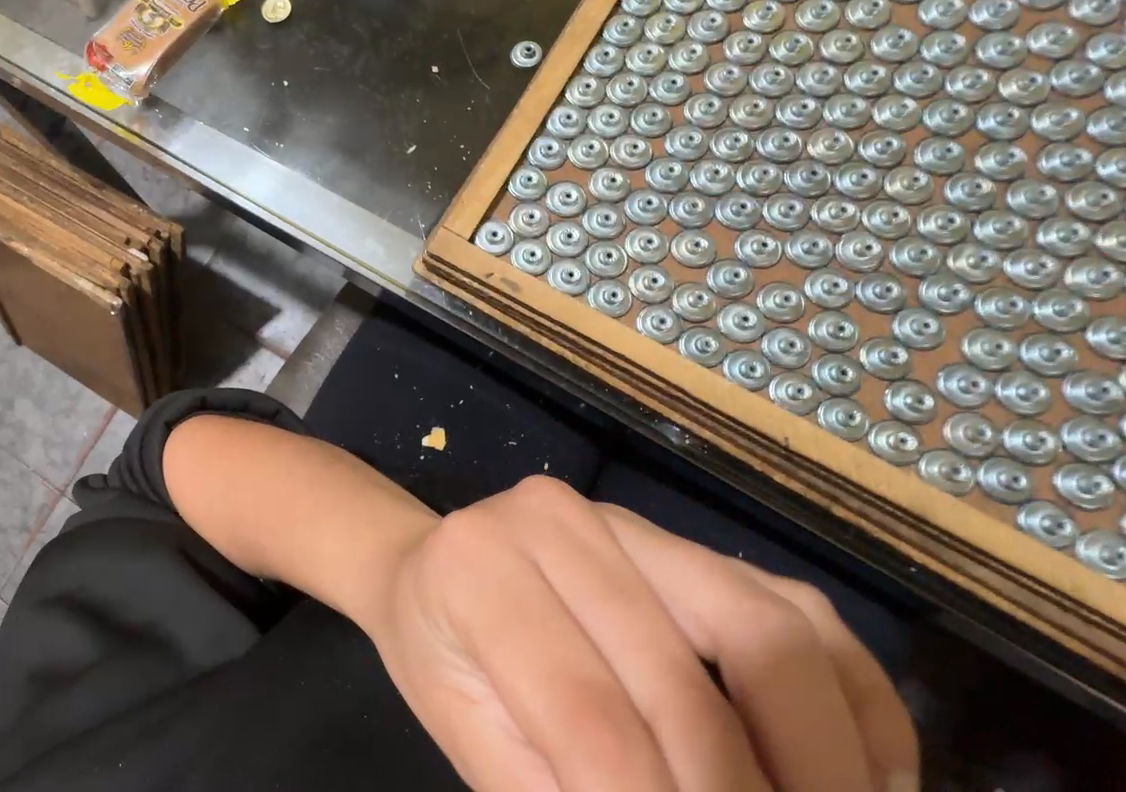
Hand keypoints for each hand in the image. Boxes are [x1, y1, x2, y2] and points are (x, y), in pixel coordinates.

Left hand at [359, 477, 918, 791]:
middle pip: (688, 687)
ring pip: (774, 639)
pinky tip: (857, 785)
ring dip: (820, 770)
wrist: (432, 565)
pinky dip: (856, 717)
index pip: (589, 718)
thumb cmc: (438, 649)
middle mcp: (558, 524)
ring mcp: (637, 524)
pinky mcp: (699, 543)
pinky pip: (810, 620)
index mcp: (480, 570)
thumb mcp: (460, 728)